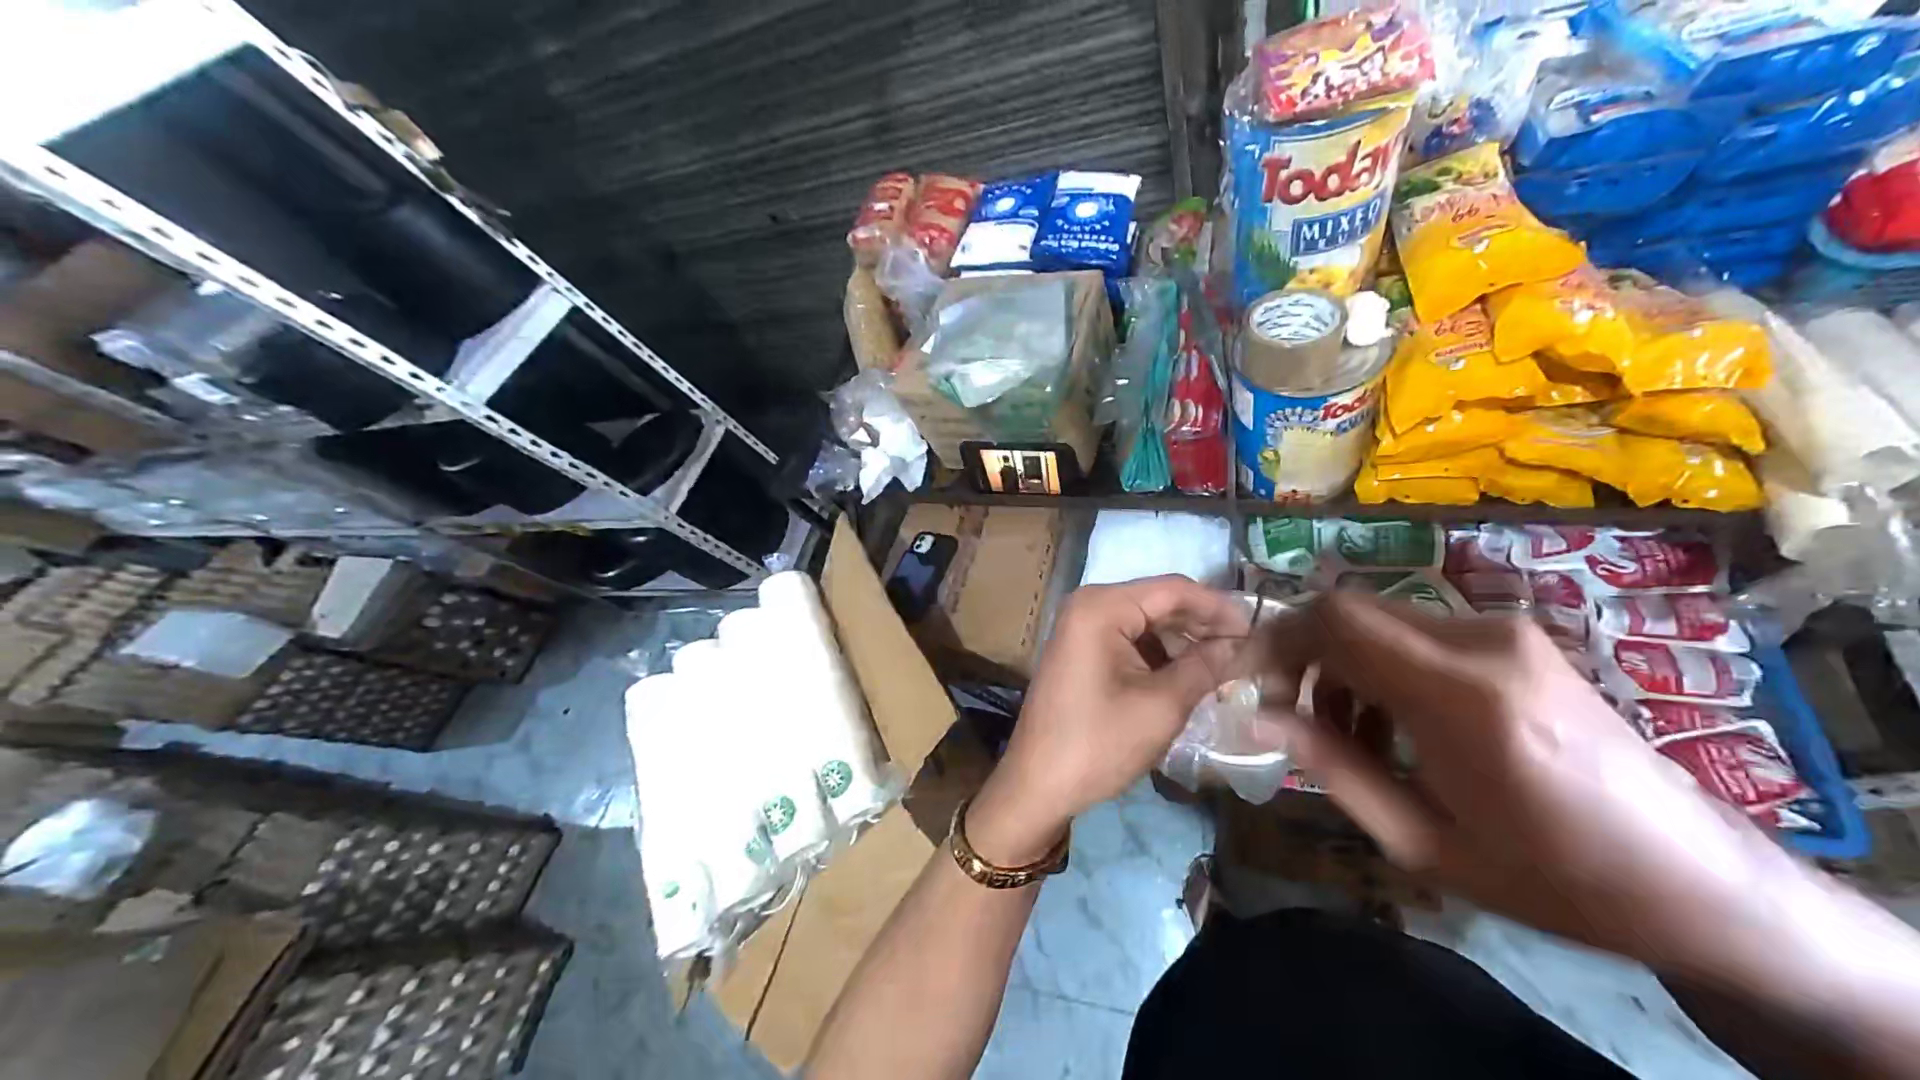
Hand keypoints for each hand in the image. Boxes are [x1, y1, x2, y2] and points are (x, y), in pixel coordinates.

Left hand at [966, 576, 1248, 864]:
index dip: (1219, 607)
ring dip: (1183, 641)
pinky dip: (1159, 654)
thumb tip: (1241, 645)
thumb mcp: (1162, 705)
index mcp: (1102, 607)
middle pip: (1159, 602)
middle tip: (1246, 651)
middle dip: (1202, 625)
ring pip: (1146, 621)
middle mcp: (1088, 605)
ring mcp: (1080, 628)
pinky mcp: (1080, 650)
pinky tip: (1188, 675)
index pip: (1174, 589)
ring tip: (1224, 667)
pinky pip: (1129, 639)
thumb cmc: (1099, 743)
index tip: (1258, 630)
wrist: (1037, 785)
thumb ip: (1205, 666)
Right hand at [1258, 592, 1802, 973]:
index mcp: (1462, 697)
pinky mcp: (1516, 638)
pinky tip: (1393, 723)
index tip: (1251, 682)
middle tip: (1289, 710)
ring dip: (1341, 666)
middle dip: (1301, 654)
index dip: (1276, 641)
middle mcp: (1484, 642)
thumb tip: (1259, 715)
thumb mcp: (1423, 842)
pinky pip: (1415, 632)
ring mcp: (1506, 633)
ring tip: (1346, 733)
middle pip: (1349, 610)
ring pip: (1377, 620)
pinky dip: (1380, 666)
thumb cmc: (1552, 877)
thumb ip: (1332, 768)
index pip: (1335, 622)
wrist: (1696, 879)